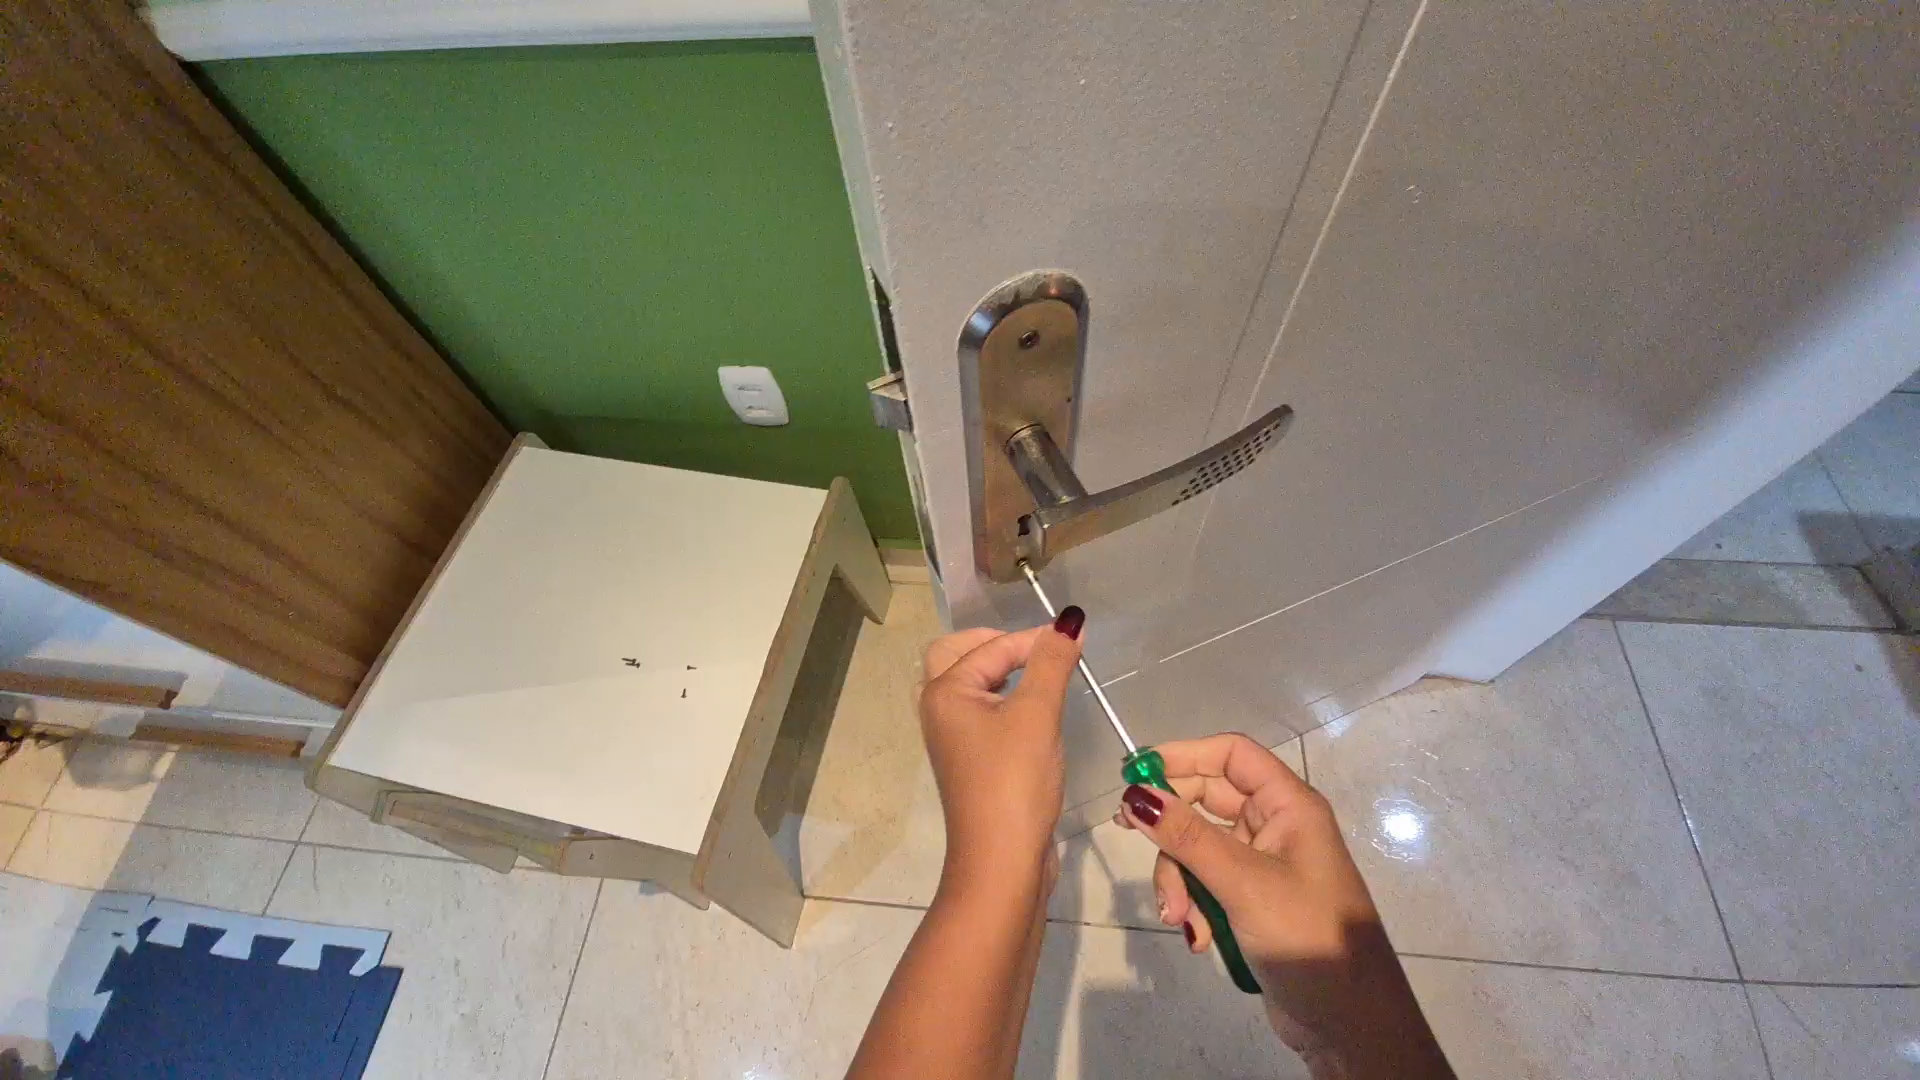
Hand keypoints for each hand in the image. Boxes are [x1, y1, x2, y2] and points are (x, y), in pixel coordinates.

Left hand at [919, 608, 1084, 888]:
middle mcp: (939, 709)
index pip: (990, 647)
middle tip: (1037, 650)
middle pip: (958, 655)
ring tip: (1040, 673)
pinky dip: (1004, 699)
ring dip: (1000, 672)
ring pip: (970, 685)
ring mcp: (953, 738)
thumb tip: (1069, 620)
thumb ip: (1052, 662)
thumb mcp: (1037, 714)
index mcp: (944, 691)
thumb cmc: (1014, 781)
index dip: (1033, 639)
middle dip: (998, 645)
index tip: (1075, 639)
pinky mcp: (971, 761)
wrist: (1001, 862)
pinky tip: (1033, 711)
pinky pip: (982, 713)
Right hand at [1115, 733, 1453, 1078]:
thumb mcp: (1243, 882)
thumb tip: (1134, 793)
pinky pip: (1205, 880)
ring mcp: (1261, 863)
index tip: (1136, 772)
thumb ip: (1186, 835)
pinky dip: (1193, 903)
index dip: (1183, 755)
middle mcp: (1274, 825)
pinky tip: (1197, 935)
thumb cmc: (1308, 938)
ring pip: (1197, 844)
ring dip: (1179, 877)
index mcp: (1288, 806)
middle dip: (1171, 828)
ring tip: (1179, 916)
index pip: (1230, 754)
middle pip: (1205, 798)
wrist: (1353, 1030)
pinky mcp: (1250, 898)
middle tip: (1128, 833)